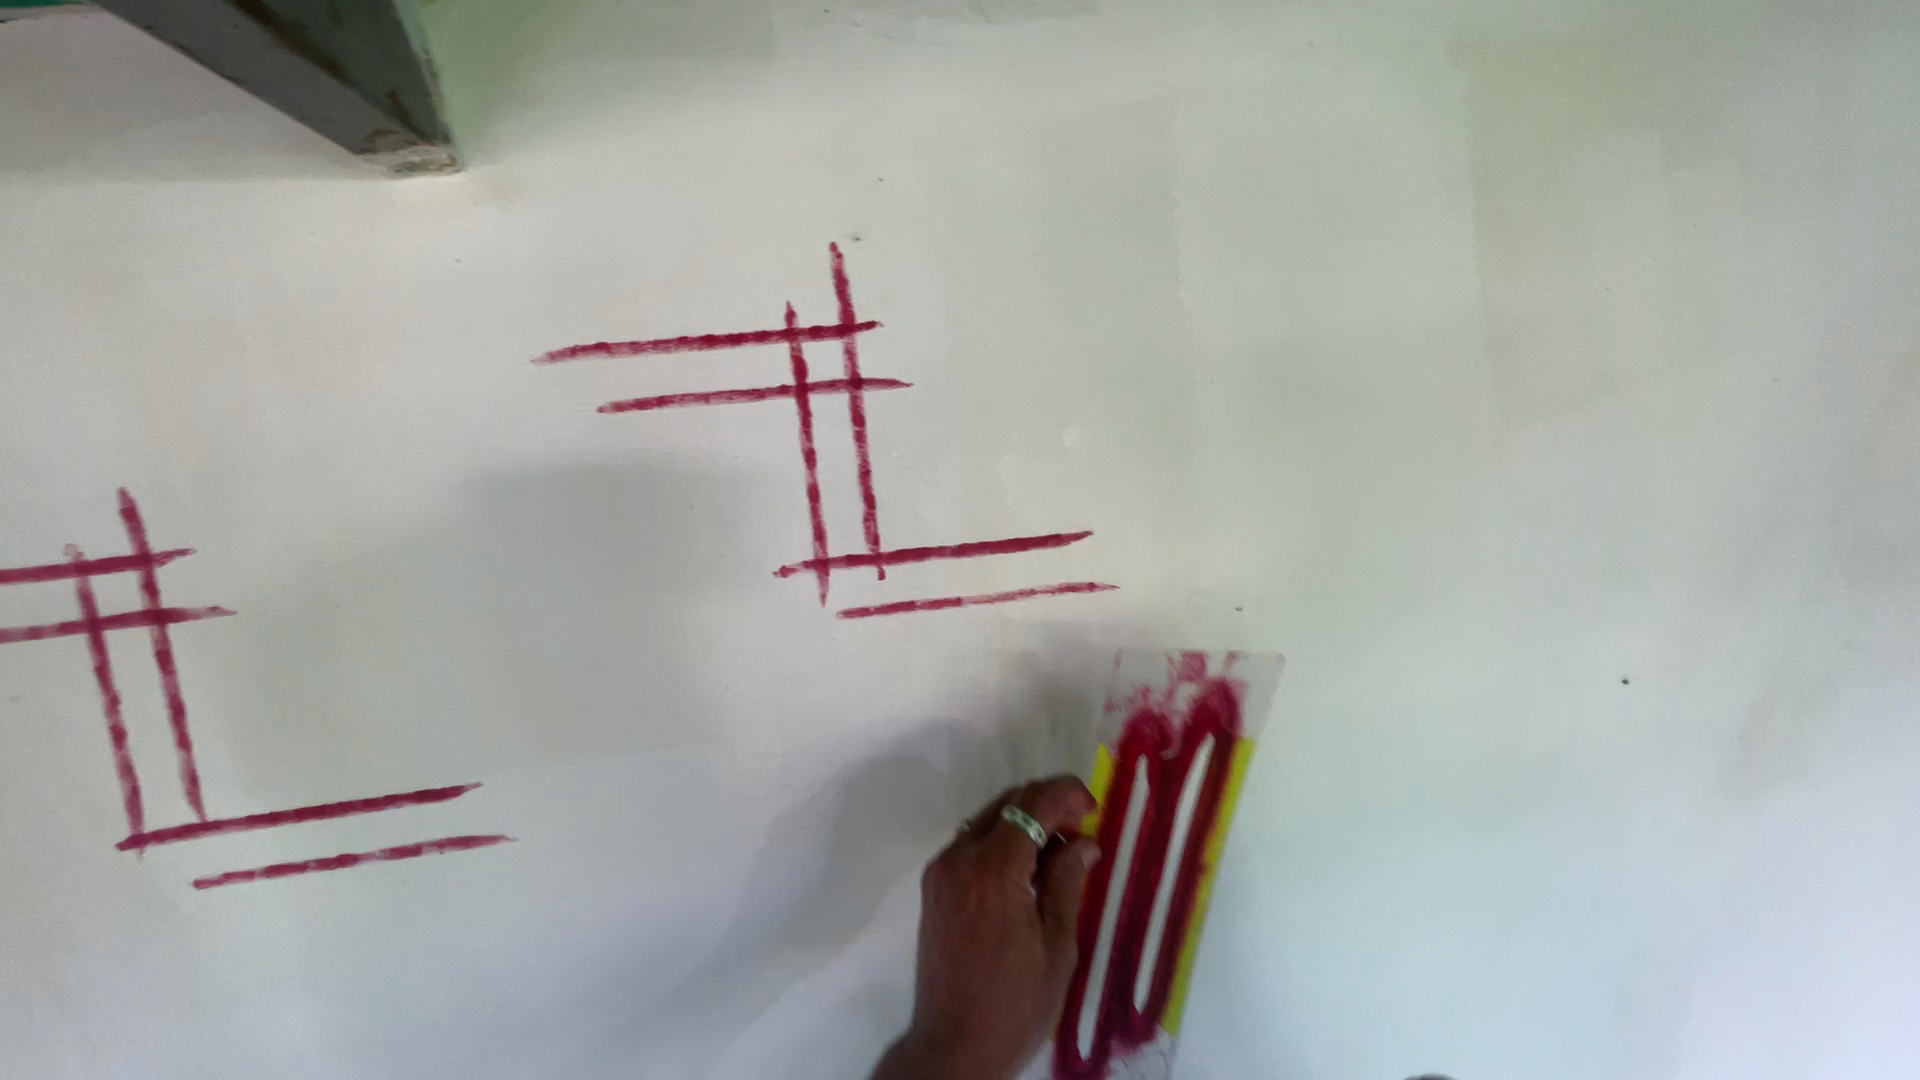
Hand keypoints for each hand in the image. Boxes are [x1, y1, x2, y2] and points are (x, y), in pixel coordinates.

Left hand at [872, 775, 1100, 1079]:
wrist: (952, 1046)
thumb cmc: (1014, 1004)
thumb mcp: (1057, 945)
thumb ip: (1067, 881)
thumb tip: (1084, 841)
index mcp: (993, 870)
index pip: (1031, 805)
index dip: (1065, 794)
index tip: (1092, 806)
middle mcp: (960, 857)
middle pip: (1008, 802)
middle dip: (1047, 804)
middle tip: (1081, 830)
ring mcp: (942, 869)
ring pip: (988, 818)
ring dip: (1024, 820)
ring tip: (1058, 851)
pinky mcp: (934, 884)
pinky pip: (972, 842)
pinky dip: (1002, 840)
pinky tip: (1026, 868)